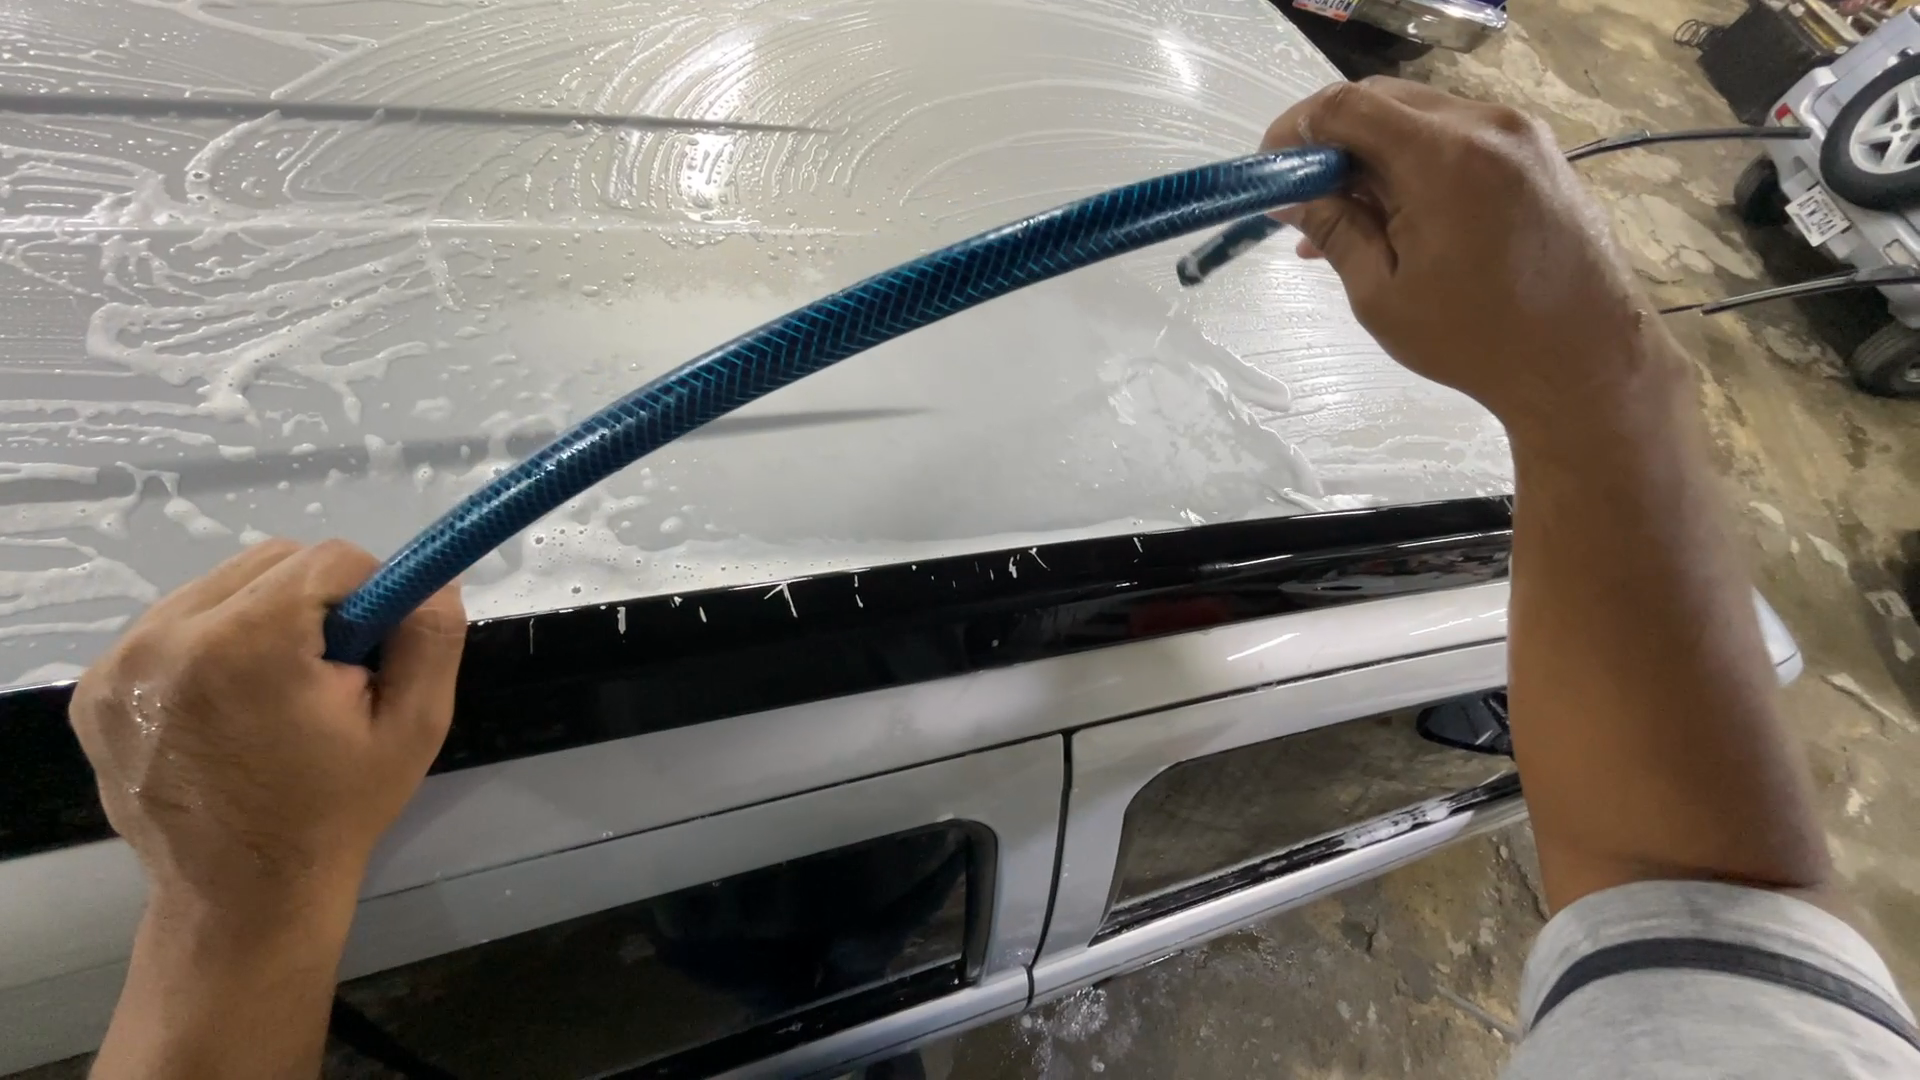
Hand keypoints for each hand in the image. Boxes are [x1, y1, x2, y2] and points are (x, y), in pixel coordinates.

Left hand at [69, 540, 464, 922]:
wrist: (242, 891)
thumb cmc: (339, 805)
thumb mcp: (418, 723)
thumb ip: (432, 638)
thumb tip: (434, 581)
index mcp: (243, 649)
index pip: (330, 559)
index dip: (376, 589)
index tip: (383, 643)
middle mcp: (162, 642)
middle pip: (275, 559)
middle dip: (326, 596)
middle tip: (344, 665)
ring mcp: (116, 665)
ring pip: (227, 581)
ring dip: (277, 610)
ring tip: (293, 680)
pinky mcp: (95, 686)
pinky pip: (184, 617)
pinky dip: (229, 633)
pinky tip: (245, 692)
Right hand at [1262, 78, 1674, 436]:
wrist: (1579, 356)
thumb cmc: (1470, 337)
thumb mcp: (1380, 292)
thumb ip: (1334, 230)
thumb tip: (1292, 197)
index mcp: (1444, 157)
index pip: (1347, 107)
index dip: (1295, 130)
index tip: (1268, 173)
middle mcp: (1486, 125)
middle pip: (1382, 103)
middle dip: (1328, 145)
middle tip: (1296, 200)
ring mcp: (1517, 135)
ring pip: (1415, 122)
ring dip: (1365, 161)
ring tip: (1332, 223)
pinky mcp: (1530, 155)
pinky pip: (1449, 143)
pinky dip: (1404, 169)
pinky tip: (1380, 219)